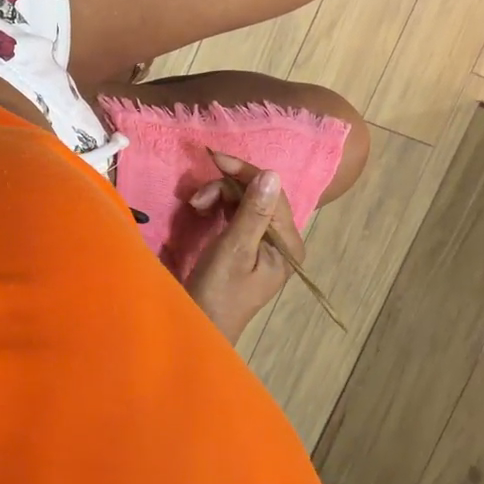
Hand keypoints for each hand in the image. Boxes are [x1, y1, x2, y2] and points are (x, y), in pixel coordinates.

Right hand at [183, 150, 306, 342]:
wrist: (200, 325)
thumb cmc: (218, 291)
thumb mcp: (234, 249)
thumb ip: (253, 211)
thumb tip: (272, 174)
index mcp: (288, 244)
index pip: (272, 193)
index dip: (244, 172)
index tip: (213, 157)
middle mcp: (282, 241)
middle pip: (257, 195)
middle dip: (226, 188)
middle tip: (196, 199)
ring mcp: (264, 244)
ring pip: (244, 201)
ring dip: (218, 197)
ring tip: (196, 207)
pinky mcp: (246, 246)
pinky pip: (236, 214)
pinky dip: (218, 207)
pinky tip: (202, 211)